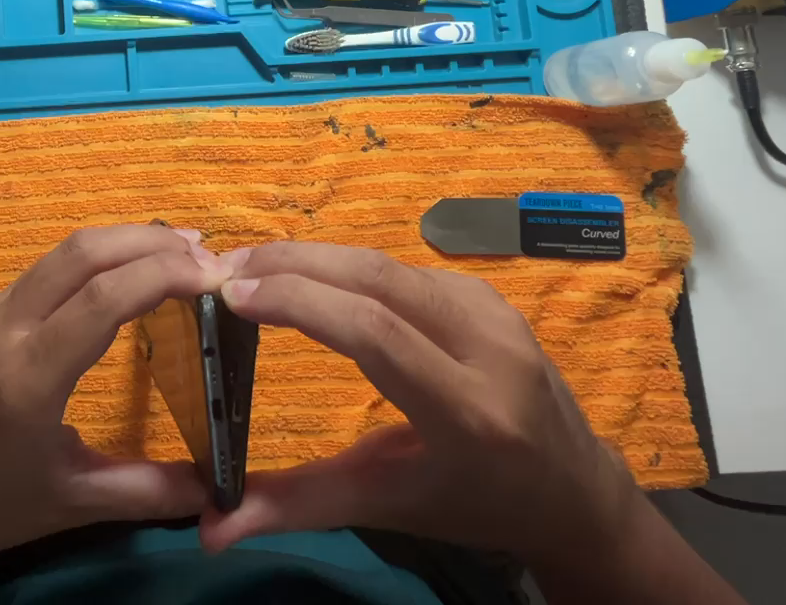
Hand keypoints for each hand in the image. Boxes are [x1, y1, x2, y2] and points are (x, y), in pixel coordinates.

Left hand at [0, 224, 230, 602]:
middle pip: (82, 254)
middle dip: (148, 241)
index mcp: (26, 381)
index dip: (162, 274)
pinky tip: (123, 272)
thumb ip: (149, 491)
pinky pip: (46, 269)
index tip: (212, 273)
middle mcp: (4, 330)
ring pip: (62, 253)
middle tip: (204, 254)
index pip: (102, 300)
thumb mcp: (69, 504)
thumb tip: (220, 486)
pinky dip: (95, 257)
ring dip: (121, 241)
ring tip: (176, 252)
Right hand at [201, 241, 638, 564]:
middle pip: (374, 278)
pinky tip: (307, 277)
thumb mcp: (387, 505)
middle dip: (291, 263)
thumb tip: (209, 529)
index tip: (233, 292)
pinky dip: (342, 264)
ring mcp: (492, 309)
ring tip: (253, 267)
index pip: (373, 331)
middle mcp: (487, 347)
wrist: (576, 491)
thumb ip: (299, 506)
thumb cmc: (473, 503)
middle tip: (227, 267)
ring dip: (310, 257)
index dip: (298, 301)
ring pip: (383, 262)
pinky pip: (398, 267)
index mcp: (468, 412)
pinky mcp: (484, 291)